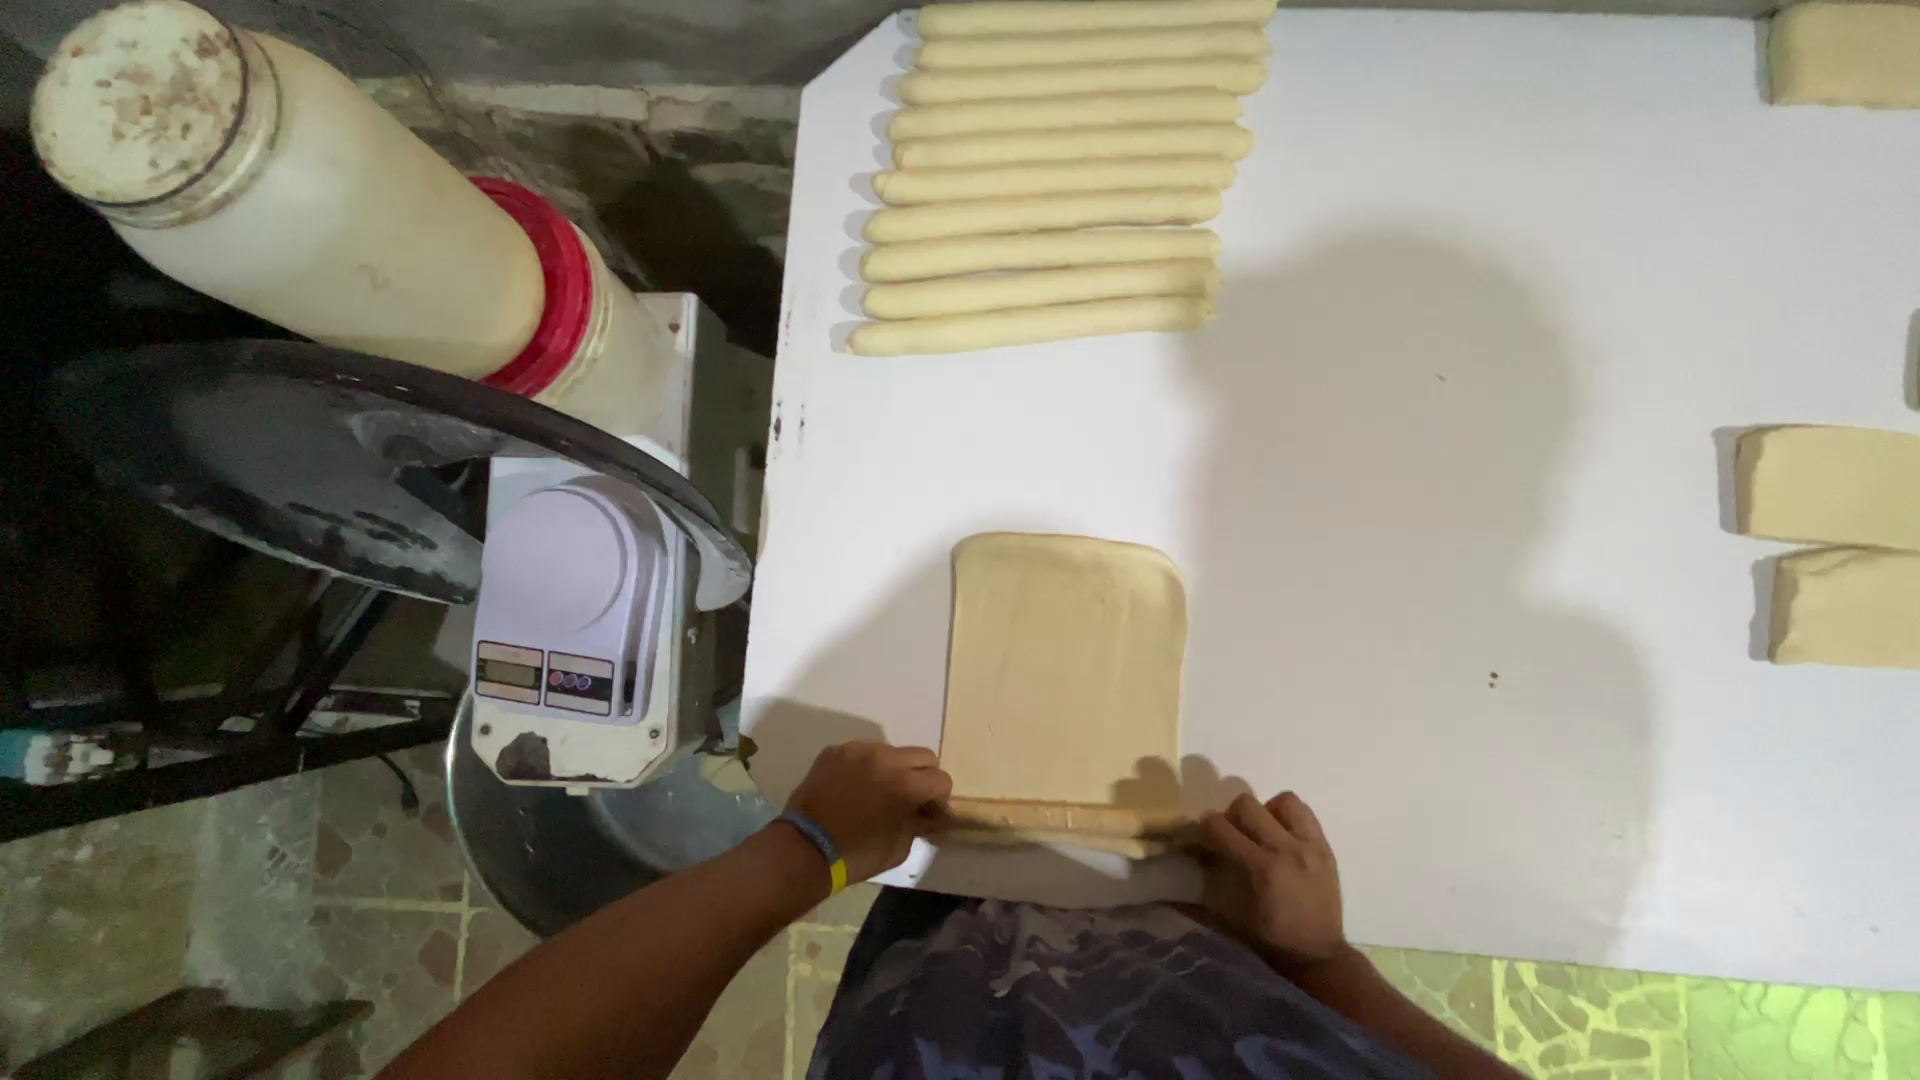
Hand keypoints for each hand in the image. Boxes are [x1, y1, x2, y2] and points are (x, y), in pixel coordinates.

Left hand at [784, 741, 951, 882]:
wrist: (805, 848)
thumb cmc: (857, 854)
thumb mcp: (900, 847)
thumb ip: (920, 824)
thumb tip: (932, 818)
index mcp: (906, 783)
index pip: (941, 779)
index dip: (939, 799)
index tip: (929, 813)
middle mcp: (886, 758)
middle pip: (923, 756)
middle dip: (922, 777)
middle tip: (910, 798)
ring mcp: (858, 750)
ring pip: (891, 751)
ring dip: (893, 768)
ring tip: (878, 791)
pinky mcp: (835, 751)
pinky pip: (861, 752)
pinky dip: (865, 767)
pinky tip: (854, 788)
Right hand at [1190, 792, 1347, 974]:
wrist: (1318, 955)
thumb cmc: (1270, 940)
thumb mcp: (1229, 916)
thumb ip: (1204, 884)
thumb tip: (1184, 857)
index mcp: (1262, 868)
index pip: (1218, 827)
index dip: (1198, 829)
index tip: (1193, 839)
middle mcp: (1287, 849)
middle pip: (1246, 805)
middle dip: (1229, 818)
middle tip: (1228, 839)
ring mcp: (1310, 846)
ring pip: (1280, 801)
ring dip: (1263, 813)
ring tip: (1260, 834)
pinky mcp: (1325, 847)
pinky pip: (1304, 812)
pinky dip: (1287, 817)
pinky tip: (1281, 836)